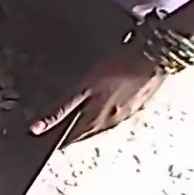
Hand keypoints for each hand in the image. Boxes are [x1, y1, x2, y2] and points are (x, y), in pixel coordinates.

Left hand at [30, 49, 164, 144]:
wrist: (158, 53)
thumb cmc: (116, 68)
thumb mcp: (81, 89)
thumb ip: (59, 110)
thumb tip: (36, 130)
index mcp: (93, 123)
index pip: (67, 141)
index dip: (52, 141)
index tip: (39, 140)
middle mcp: (110, 124)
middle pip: (82, 135)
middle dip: (66, 133)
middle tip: (52, 128)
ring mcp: (126, 116)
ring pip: (98, 126)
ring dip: (84, 125)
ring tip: (71, 119)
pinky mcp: (137, 105)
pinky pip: (113, 116)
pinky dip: (100, 115)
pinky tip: (97, 107)